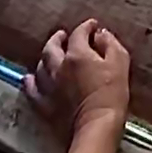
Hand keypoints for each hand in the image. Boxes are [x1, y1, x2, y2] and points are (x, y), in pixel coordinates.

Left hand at [22, 18, 129, 140]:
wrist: (96, 127)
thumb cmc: (112, 93)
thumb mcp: (120, 62)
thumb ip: (110, 44)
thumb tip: (101, 34)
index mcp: (77, 55)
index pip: (78, 33)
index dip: (86, 26)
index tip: (93, 25)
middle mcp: (58, 67)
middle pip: (52, 47)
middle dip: (58, 38)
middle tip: (63, 35)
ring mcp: (48, 86)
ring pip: (40, 65)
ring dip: (46, 57)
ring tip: (52, 54)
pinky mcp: (43, 104)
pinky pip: (31, 89)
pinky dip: (30, 81)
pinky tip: (31, 78)